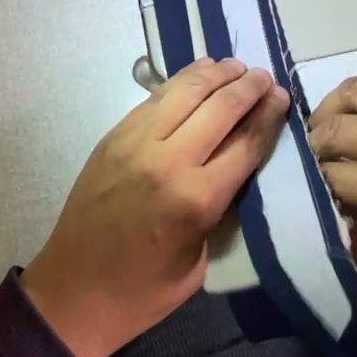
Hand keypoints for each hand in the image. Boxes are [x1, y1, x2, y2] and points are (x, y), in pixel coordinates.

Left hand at [22, 58, 289, 356]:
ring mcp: (135, 143)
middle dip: (246, 88)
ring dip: (213, 75)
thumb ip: (220, 210)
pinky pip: (153, 100)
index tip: (283, 97)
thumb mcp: (200, 262)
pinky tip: (195, 76)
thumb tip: (234, 168)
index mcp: (197, 199)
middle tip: (265, 76)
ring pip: (182, 93)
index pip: (246, 144)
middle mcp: (168, 161)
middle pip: (218, 108)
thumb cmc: (143, 292)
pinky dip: (178, 83)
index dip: (268, 116)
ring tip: (234, 65)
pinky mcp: (113, 137)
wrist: (73, 290)